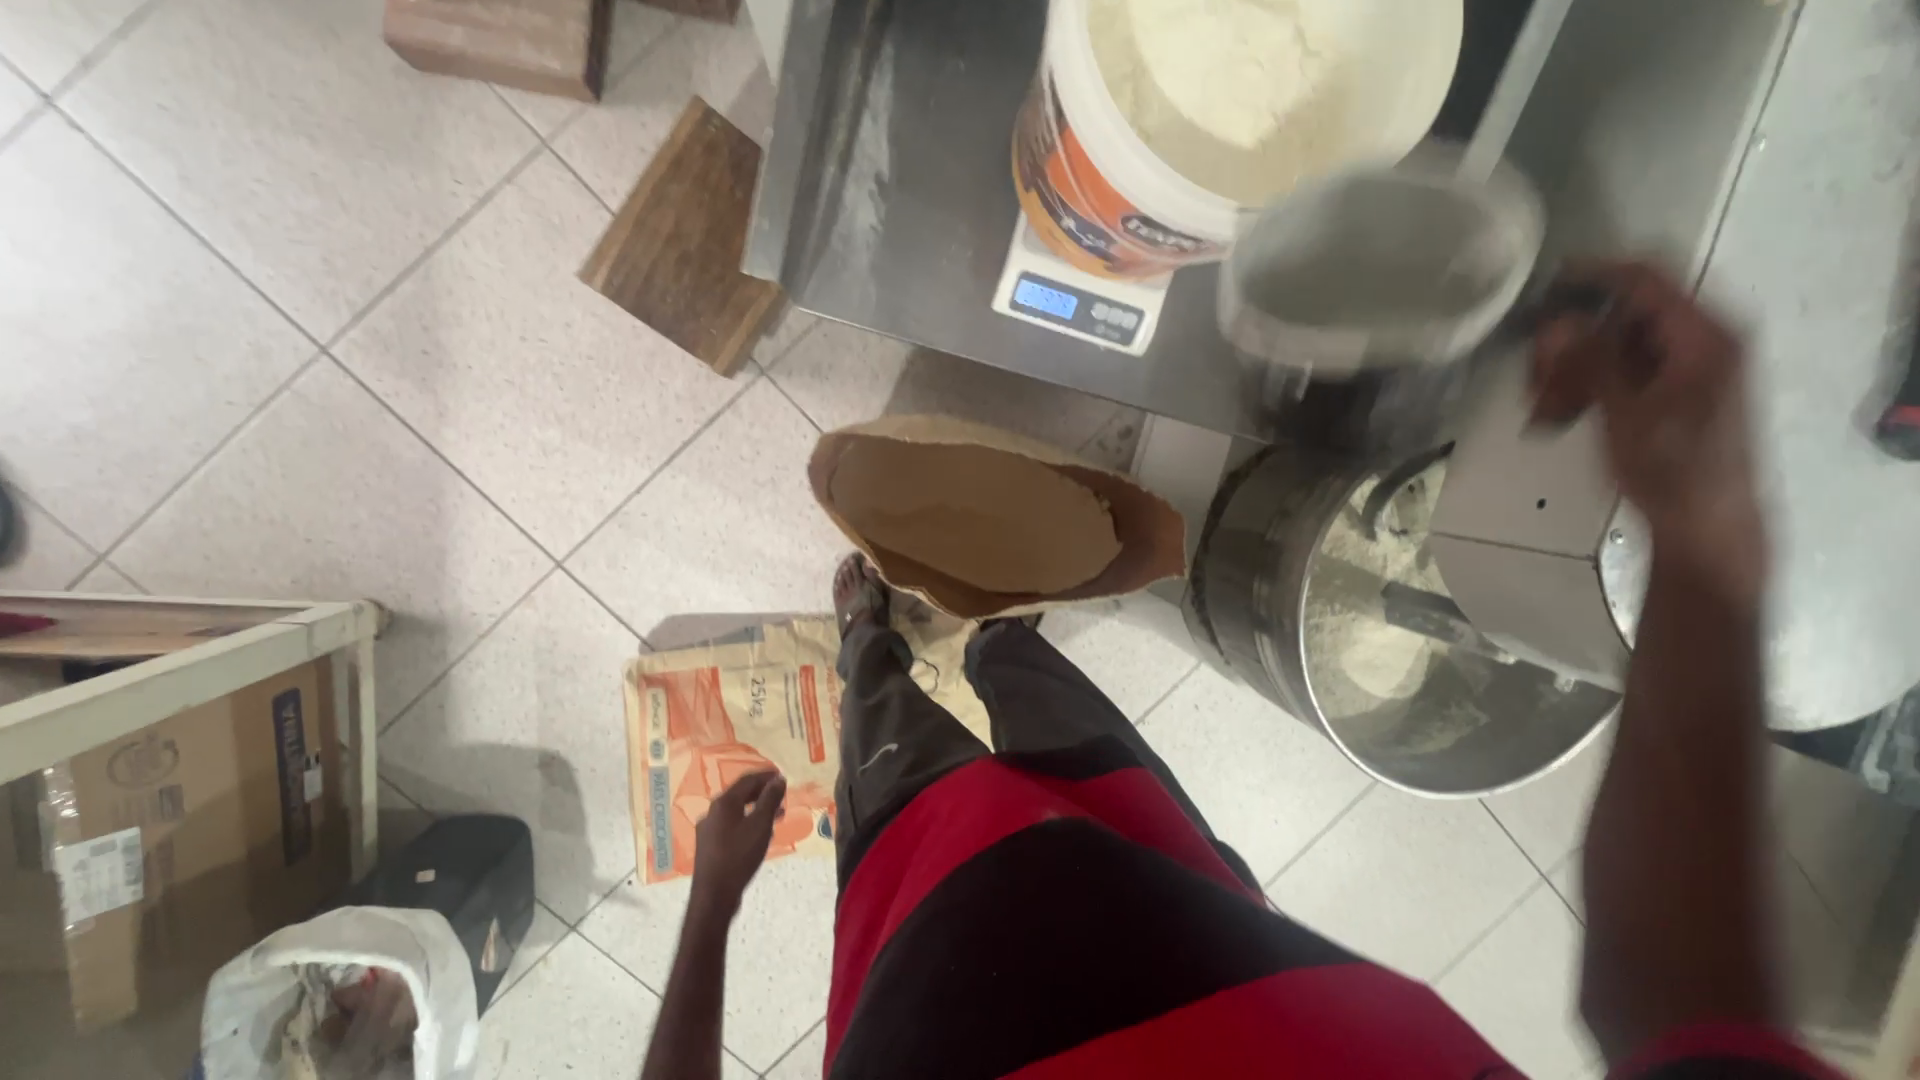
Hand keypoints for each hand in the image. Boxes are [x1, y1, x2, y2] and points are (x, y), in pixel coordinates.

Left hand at [690, 770, 785, 919]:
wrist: (714, 895)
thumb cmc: (739, 856)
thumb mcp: (761, 825)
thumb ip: (770, 799)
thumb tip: (778, 779)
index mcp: (724, 802)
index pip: (747, 780)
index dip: (766, 776)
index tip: (782, 776)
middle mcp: (712, 812)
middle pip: (739, 794)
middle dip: (762, 792)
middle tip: (781, 795)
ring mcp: (708, 830)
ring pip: (735, 811)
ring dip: (756, 808)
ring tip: (776, 815)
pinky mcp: (709, 846)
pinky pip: (731, 825)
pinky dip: (747, 822)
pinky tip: (758, 834)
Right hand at [1530, 260, 1768, 601]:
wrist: (1705, 523)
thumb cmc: (1672, 469)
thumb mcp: (1625, 414)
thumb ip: (1592, 362)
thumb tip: (1556, 322)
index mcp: (1704, 336)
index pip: (1647, 280)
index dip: (1594, 274)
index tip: (1543, 283)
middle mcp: (1700, 342)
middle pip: (1622, 315)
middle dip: (1570, 339)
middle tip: (1535, 374)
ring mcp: (1686, 367)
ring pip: (1614, 345)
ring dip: (1570, 367)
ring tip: (1543, 403)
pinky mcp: (1670, 391)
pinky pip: (1619, 370)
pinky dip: (1584, 385)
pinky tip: (1558, 412)